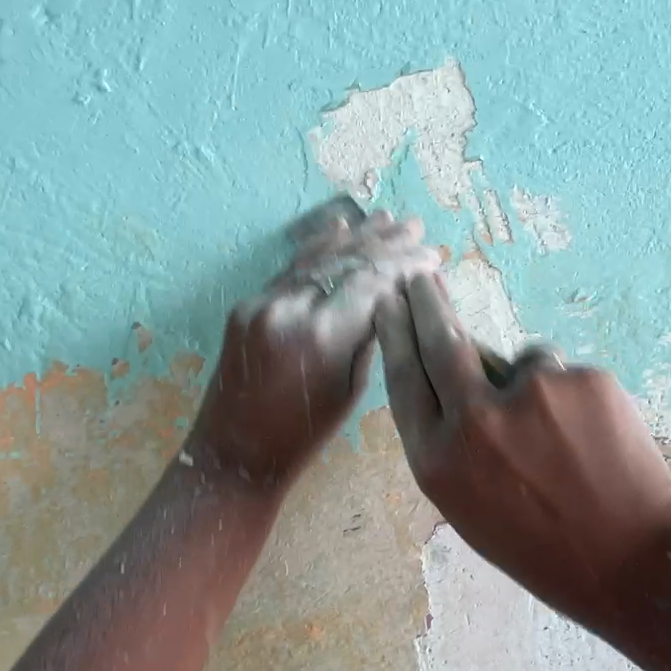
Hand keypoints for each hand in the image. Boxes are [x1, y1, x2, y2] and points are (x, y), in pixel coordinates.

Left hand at [186, 211, 439, 495]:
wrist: (236, 452)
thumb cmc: (305, 434)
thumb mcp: (351, 388)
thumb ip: (369, 334)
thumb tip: (393, 296)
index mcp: (321, 337)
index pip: (372, 282)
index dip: (405, 266)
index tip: (434, 256)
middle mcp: (288, 310)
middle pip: (345, 262)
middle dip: (385, 244)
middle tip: (417, 228)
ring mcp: (261, 303)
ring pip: (316, 259)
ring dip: (355, 237)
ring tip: (388, 219)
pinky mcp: (247, 305)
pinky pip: (290, 271)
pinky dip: (318, 249)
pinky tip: (341, 229)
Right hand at [375, 272, 670, 625]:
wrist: (631, 557)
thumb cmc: (541, 546)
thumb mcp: (469, 506)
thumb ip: (453, 443)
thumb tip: (461, 380)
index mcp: (438, 460)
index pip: (404, 378)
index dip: (395, 335)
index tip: (389, 304)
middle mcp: (473, 418)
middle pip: (442, 341)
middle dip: (427, 302)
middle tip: (421, 276)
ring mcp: (529, 393)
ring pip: (521, 361)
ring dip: (532, 383)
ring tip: (563, 436)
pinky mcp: (579, 379)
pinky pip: (565, 375)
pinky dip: (573, 397)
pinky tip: (592, 439)